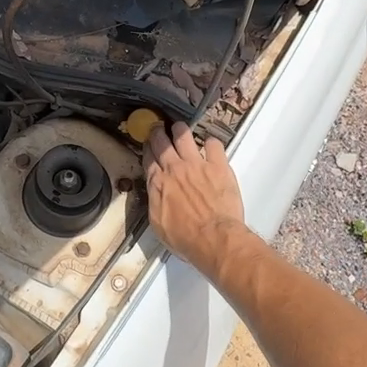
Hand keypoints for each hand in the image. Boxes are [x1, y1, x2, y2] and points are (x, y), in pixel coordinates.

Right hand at [143, 121, 249, 271]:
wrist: (214, 238)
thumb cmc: (185, 238)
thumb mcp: (157, 223)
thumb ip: (154, 200)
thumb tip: (154, 189)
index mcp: (158, 182)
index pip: (149, 157)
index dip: (147, 147)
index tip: (148, 144)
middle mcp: (175, 168)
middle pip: (162, 141)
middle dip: (158, 132)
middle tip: (159, 128)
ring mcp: (197, 164)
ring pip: (184, 135)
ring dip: (180, 130)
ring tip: (180, 129)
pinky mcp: (218, 166)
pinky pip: (214, 144)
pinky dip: (211, 143)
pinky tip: (211, 146)